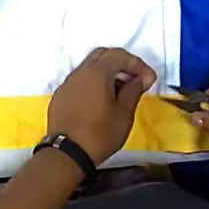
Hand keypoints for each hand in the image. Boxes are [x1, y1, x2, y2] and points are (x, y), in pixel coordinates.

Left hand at [46, 47, 156, 164]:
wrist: (67, 154)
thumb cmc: (100, 134)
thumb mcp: (124, 114)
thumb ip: (133, 90)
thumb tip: (141, 78)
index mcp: (96, 72)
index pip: (119, 55)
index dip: (137, 64)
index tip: (149, 79)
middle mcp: (79, 73)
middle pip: (102, 55)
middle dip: (121, 63)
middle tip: (135, 80)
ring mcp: (66, 84)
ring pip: (88, 68)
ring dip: (106, 73)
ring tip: (119, 92)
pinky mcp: (60, 96)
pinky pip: (79, 82)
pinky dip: (92, 84)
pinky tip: (100, 101)